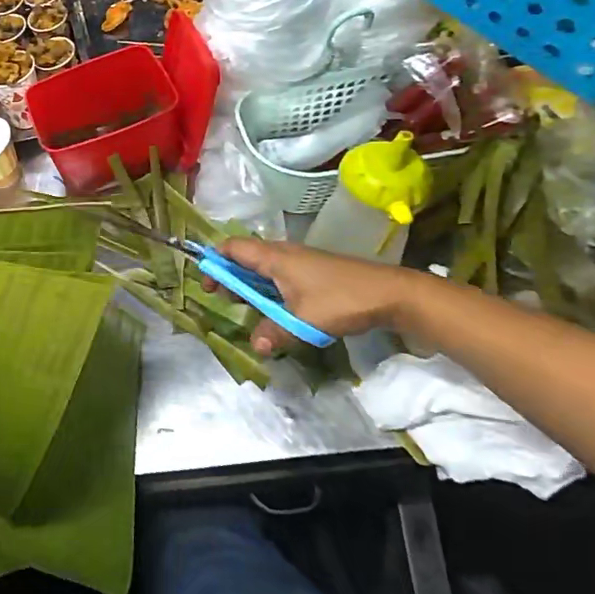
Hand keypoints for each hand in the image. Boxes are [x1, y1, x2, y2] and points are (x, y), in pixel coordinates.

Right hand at [208, 238, 415, 355]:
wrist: (387, 291)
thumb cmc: (340, 299)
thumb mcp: (303, 321)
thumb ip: (275, 333)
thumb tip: (256, 346)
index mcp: (274, 257)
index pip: (233, 247)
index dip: (215, 261)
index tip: (206, 284)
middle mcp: (283, 253)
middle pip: (245, 256)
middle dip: (230, 275)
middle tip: (222, 300)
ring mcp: (300, 260)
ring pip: (263, 266)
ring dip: (250, 283)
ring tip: (245, 307)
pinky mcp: (312, 270)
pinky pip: (279, 273)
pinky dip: (268, 287)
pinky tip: (274, 308)